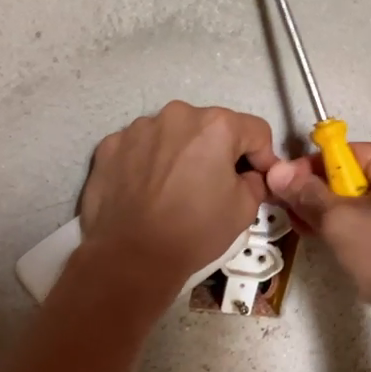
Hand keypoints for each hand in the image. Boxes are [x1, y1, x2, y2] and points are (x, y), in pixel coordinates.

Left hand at [79, 101, 278, 291]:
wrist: (132, 256)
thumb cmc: (195, 231)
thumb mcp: (245, 210)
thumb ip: (255, 182)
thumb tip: (250, 176)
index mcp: (216, 126)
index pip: (255, 131)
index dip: (261, 157)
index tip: (256, 179)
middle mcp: (176, 115)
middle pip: (208, 127)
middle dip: (216, 152)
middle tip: (211, 187)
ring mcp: (138, 128)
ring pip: (171, 135)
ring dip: (178, 154)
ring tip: (172, 190)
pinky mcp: (109, 146)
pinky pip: (138, 148)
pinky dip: (145, 162)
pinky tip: (145, 191)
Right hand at [266, 143, 370, 334]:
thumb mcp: (339, 223)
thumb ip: (306, 194)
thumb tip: (276, 171)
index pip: (351, 153)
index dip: (312, 170)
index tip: (283, 187)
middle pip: (363, 177)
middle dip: (325, 196)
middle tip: (295, 215)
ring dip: (341, 216)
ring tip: (313, 233)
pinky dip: (364, 229)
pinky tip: (342, 246)